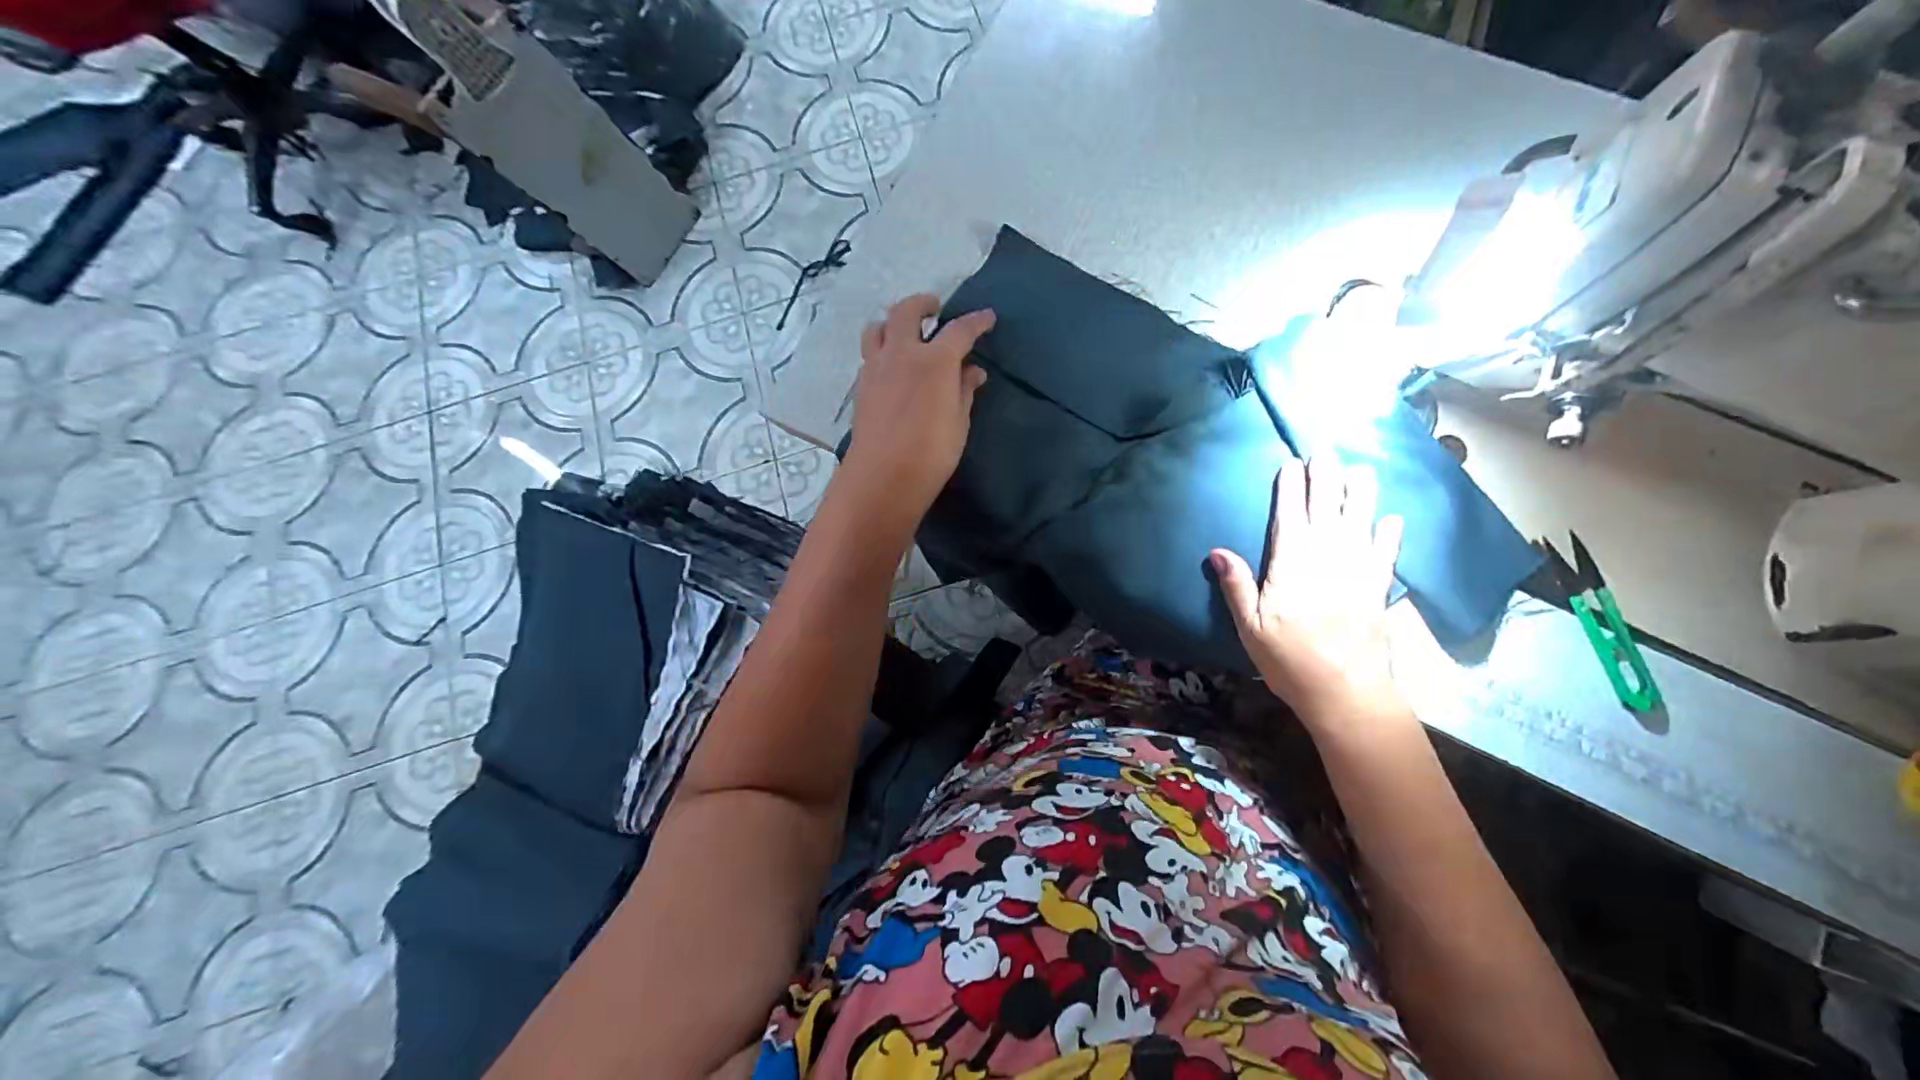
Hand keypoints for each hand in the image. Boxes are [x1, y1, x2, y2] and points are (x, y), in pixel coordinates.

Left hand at [841, 293, 995, 515]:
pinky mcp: (861, 386)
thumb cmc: (931, 452)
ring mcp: (876, 368)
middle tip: (935, 308)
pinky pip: (870, 355)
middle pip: (906, 311)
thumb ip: (964, 390)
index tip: (988, 318)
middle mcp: (901, 354)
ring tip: (905, 333)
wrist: (883, 477)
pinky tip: (892, 368)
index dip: (977, 322)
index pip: (959, 330)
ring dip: (893, 323)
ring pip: (878, 328)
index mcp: (934, 360)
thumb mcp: (959, 422)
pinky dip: (882, 350)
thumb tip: (972, 371)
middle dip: (923, 303)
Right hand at [1210, 458, 1406, 728]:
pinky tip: (1392, 518)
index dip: (1290, 488)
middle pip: (1326, 510)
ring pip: (1360, 522)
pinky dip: (1390, 534)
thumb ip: (1237, 586)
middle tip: (1325, 452)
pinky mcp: (1378, 590)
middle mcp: (1327, 560)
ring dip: (1360, 494)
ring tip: (1360, 470)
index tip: (1291, 463)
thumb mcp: (1250, 628)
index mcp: (1292, 567)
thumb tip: (1216, 551)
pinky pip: (1386, 554)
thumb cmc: (1289, 662)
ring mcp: (1357, 572)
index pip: (1290, 517)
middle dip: (1325, 479)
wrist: (1347, 694)